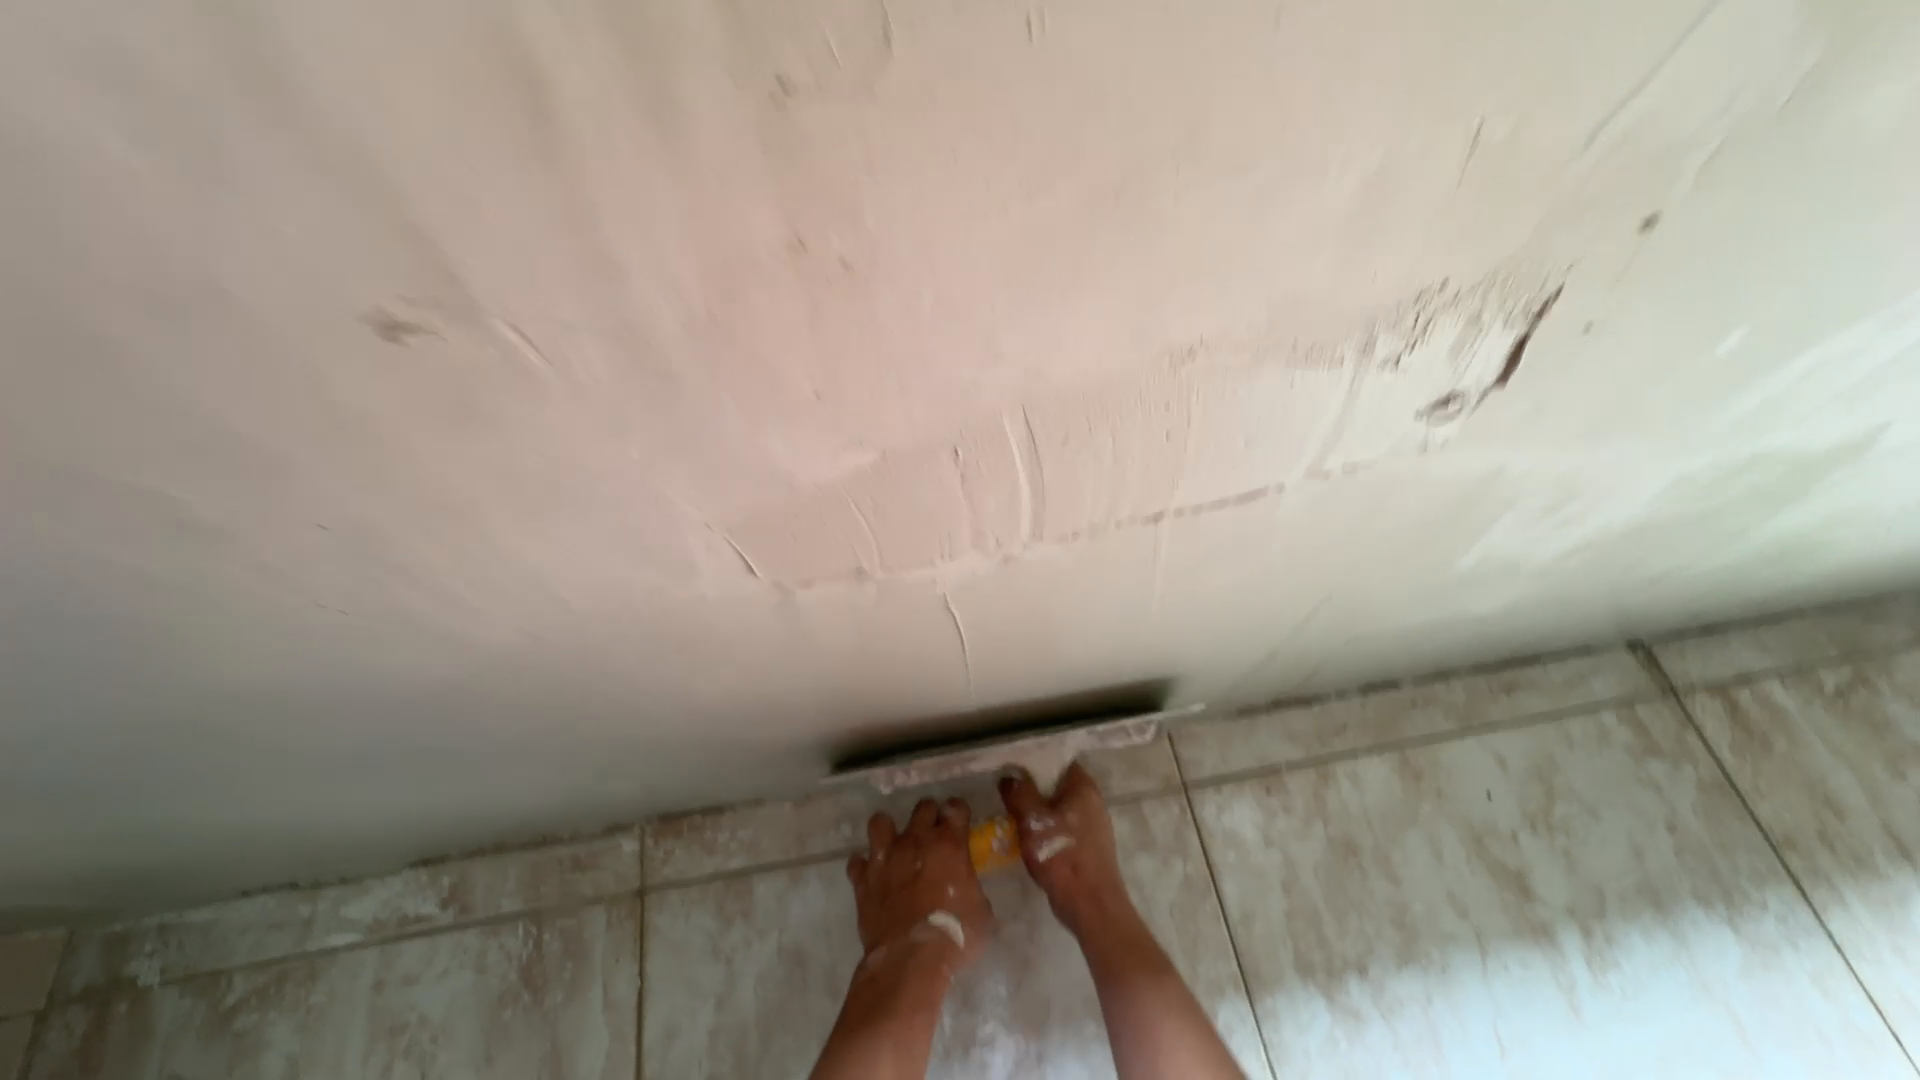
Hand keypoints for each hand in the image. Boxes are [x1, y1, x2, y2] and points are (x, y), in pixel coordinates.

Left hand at [846, 798, 994, 972]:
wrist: (911, 959)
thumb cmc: (956, 936)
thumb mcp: (982, 911)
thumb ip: (972, 886)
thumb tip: (966, 886)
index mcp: (949, 845)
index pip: (956, 808)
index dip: (958, 812)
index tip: (960, 822)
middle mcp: (915, 841)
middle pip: (922, 808)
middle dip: (929, 816)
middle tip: (933, 834)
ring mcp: (885, 858)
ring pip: (880, 823)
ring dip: (888, 830)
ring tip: (894, 845)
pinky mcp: (863, 880)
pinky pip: (857, 862)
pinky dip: (863, 866)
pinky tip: (871, 875)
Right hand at [999, 763, 1135, 937]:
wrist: (1091, 905)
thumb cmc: (1062, 856)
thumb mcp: (1032, 821)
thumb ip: (1019, 794)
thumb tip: (1008, 776)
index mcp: (1083, 788)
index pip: (1058, 761)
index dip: (1035, 760)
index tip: (1011, 764)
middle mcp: (1092, 802)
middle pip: (1057, 785)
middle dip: (1032, 787)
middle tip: (1005, 789)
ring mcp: (1092, 826)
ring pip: (1058, 808)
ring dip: (1037, 811)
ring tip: (1010, 813)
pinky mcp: (1087, 847)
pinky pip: (1062, 828)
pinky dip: (1045, 829)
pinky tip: (1027, 838)